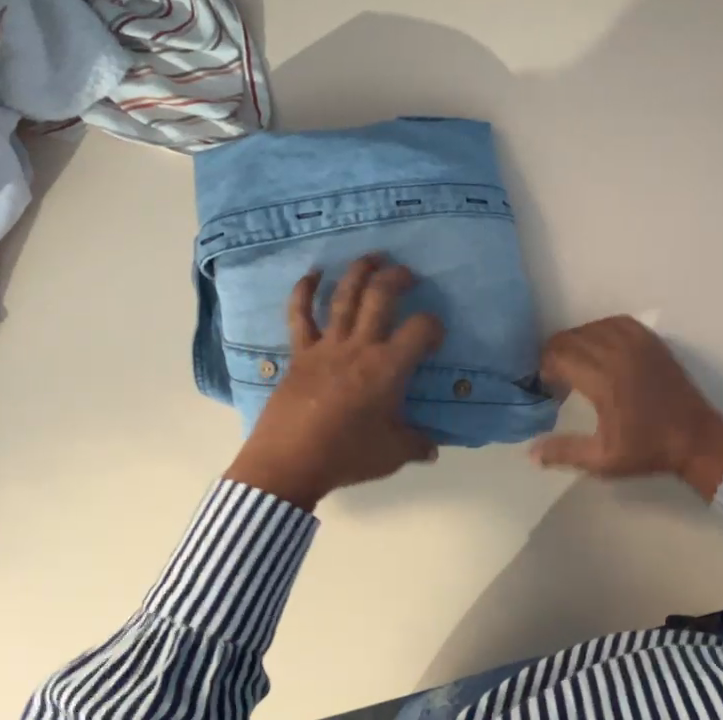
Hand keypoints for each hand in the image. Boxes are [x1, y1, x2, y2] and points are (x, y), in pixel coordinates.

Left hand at [224, 254, 439, 508]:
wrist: (287, 465)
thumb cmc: (345, 456)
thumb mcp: (392, 454)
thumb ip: (416, 444)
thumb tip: (432, 448)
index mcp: (388, 367)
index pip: (421, 329)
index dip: (434, 326)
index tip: (434, 336)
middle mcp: (360, 347)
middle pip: (381, 296)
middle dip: (398, 278)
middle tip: (407, 274)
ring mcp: (327, 346)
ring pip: (345, 296)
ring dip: (359, 272)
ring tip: (373, 257)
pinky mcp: (300, 353)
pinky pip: (300, 316)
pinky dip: (304, 292)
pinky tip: (312, 275)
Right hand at [530, 316, 722, 499]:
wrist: (695, 437)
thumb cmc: (647, 449)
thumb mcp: (603, 460)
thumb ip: (564, 452)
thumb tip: (530, 452)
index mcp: (603, 380)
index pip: (559, 356)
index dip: (546, 367)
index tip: (548, 385)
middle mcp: (617, 354)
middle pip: (572, 337)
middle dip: (557, 353)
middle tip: (557, 376)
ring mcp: (637, 343)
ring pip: (593, 326)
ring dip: (578, 340)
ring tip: (578, 362)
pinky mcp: (651, 341)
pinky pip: (617, 322)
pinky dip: (602, 329)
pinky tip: (601, 346)